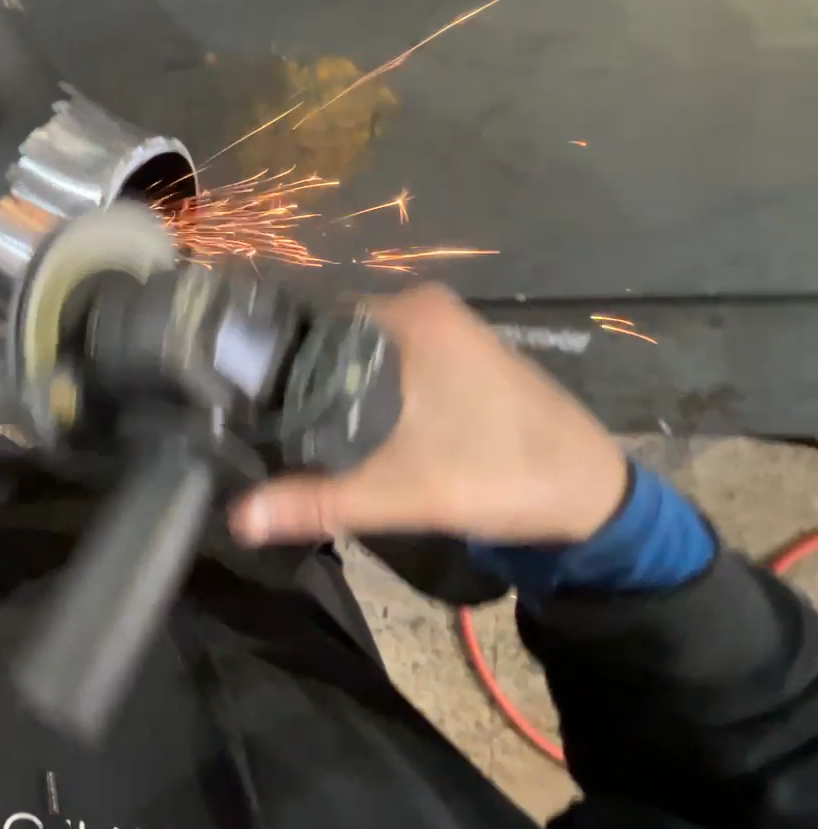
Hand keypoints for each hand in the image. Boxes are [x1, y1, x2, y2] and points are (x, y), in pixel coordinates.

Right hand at [232, 284, 627, 546]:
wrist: (595, 500)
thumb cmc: (502, 475)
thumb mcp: (401, 492)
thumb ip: (317, 502)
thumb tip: (239, 518)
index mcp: (408, 317)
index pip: (307, 325)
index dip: (267, 363)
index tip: (233, 398)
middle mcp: (420, 310)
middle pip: (325, 339)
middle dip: (289, 378)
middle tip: (247, 419)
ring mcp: (439, 331)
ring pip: (351, 352)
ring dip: (320, 385)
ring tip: (274, 422)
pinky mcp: (450, 356)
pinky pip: (378, 363)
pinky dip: (353, 388)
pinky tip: (331, 422)